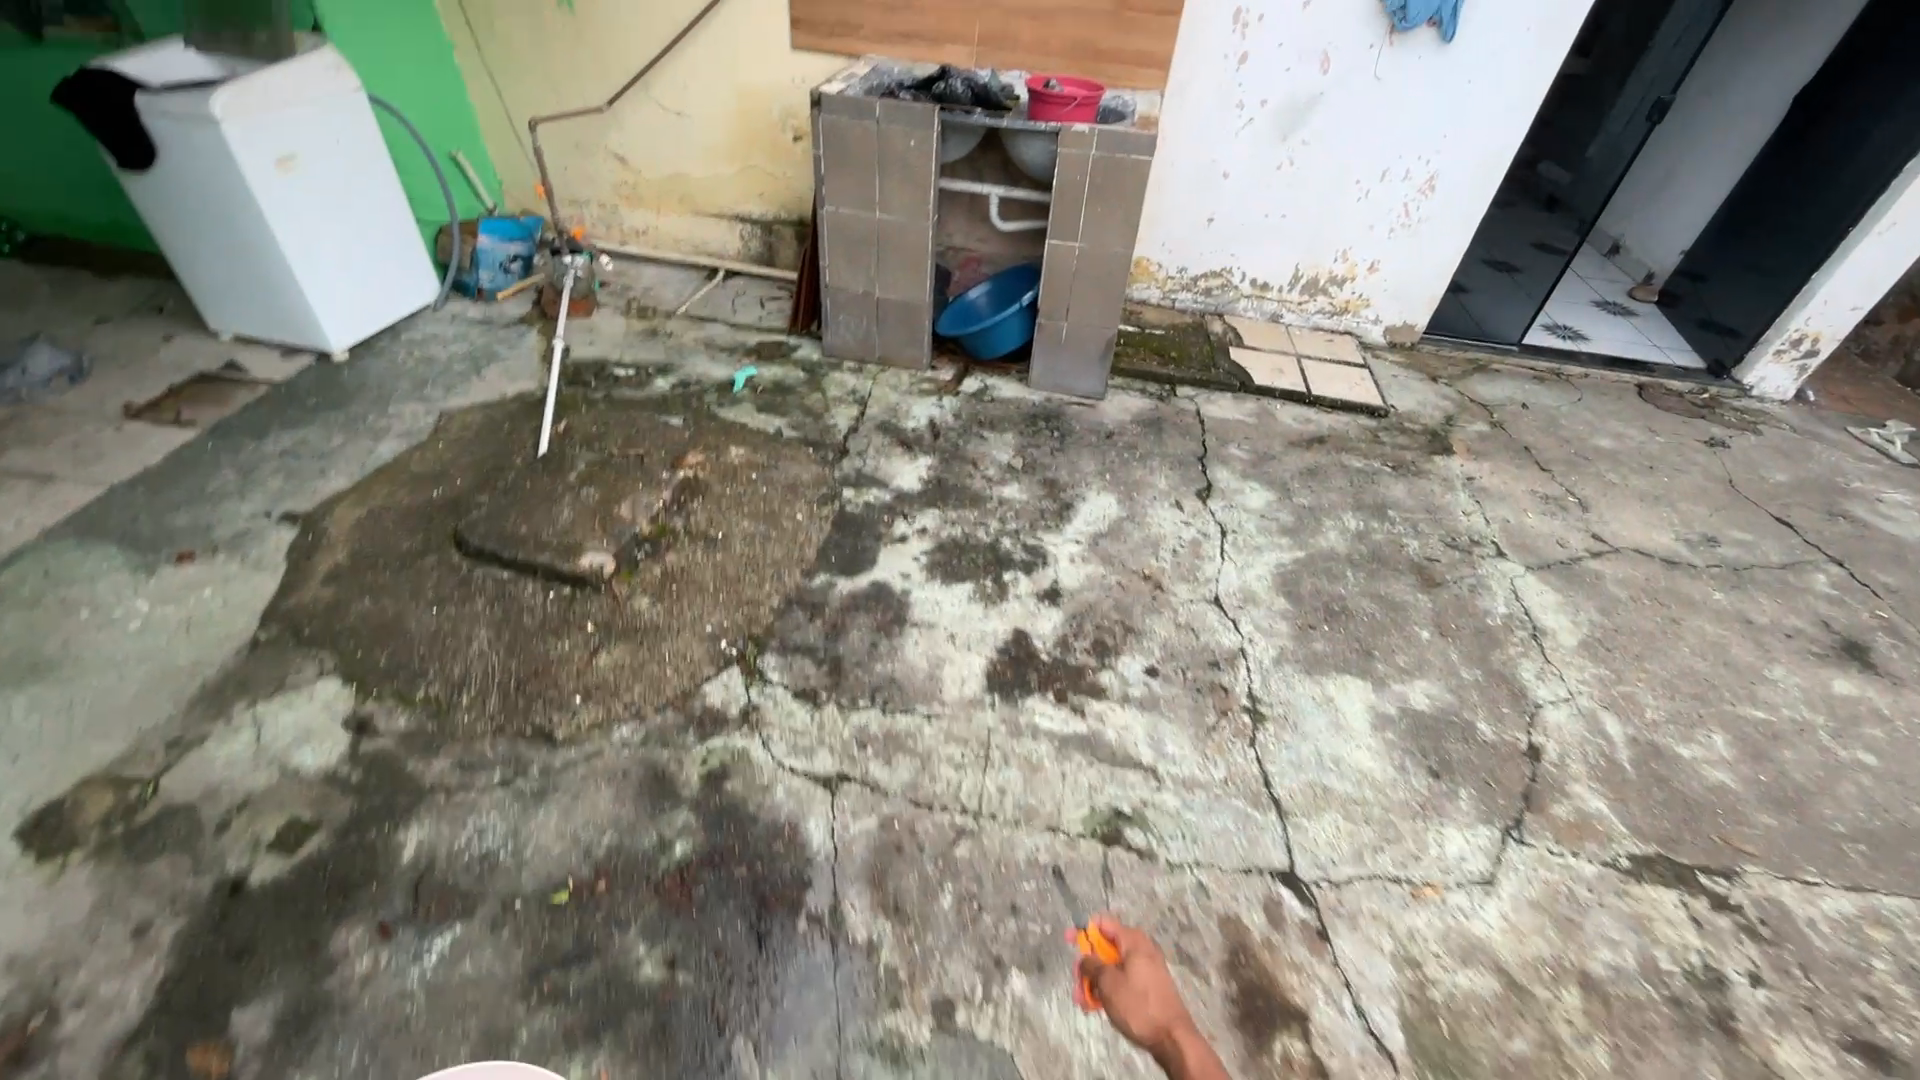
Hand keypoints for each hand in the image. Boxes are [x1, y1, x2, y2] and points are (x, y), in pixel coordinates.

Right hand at [1072, 914, 1196, 1055]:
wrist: (1173, 1038)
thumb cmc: (1138, 1005)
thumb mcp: (1108, 983)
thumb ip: (1091, 965)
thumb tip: (1085, 958)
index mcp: (1133, 941)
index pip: (1103, 923)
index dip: (1083, 929)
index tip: (1068, 940)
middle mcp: (1140, 949)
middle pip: (1105, 948)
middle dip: (1087, 965)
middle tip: (1077, 983)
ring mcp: (1145, 969)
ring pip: (1112, 968)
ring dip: (1095, 982)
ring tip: (1083, 1002)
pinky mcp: (1147, 987)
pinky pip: (1123, 981)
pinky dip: (1108, 990)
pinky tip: (1097, 1007)